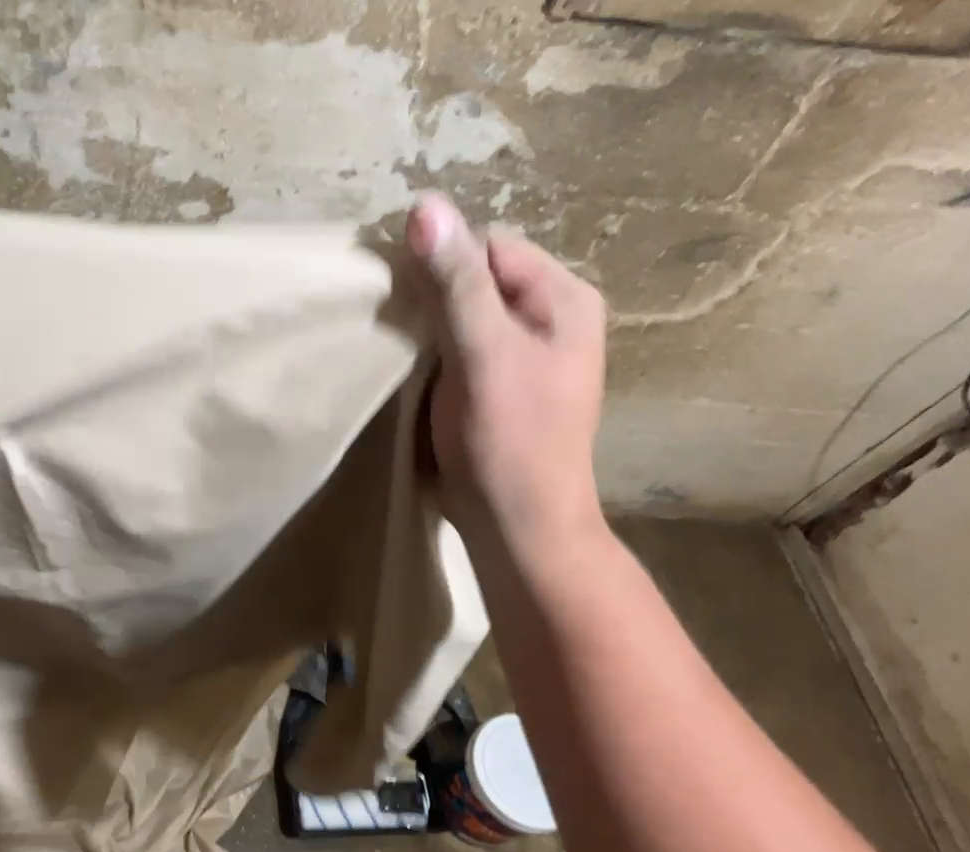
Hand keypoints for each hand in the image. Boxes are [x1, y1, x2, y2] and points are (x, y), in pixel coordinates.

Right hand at [408, 194, 608, 559]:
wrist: (518, 527)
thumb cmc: (507, 441)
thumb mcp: (482, 354)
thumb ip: (455, 283)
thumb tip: (425, 206)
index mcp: (563, 298)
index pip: (488, 247)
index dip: (443, 266)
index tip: (409, 306)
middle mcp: (550, 318)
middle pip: (475, 279)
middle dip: (433, 301)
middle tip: (406, 338)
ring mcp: (525, 356)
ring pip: (462, 317)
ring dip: (429, 332)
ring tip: (410, 362)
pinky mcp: (500, 387)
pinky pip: (460, 350)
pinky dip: (433, 359)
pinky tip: (418, 381)